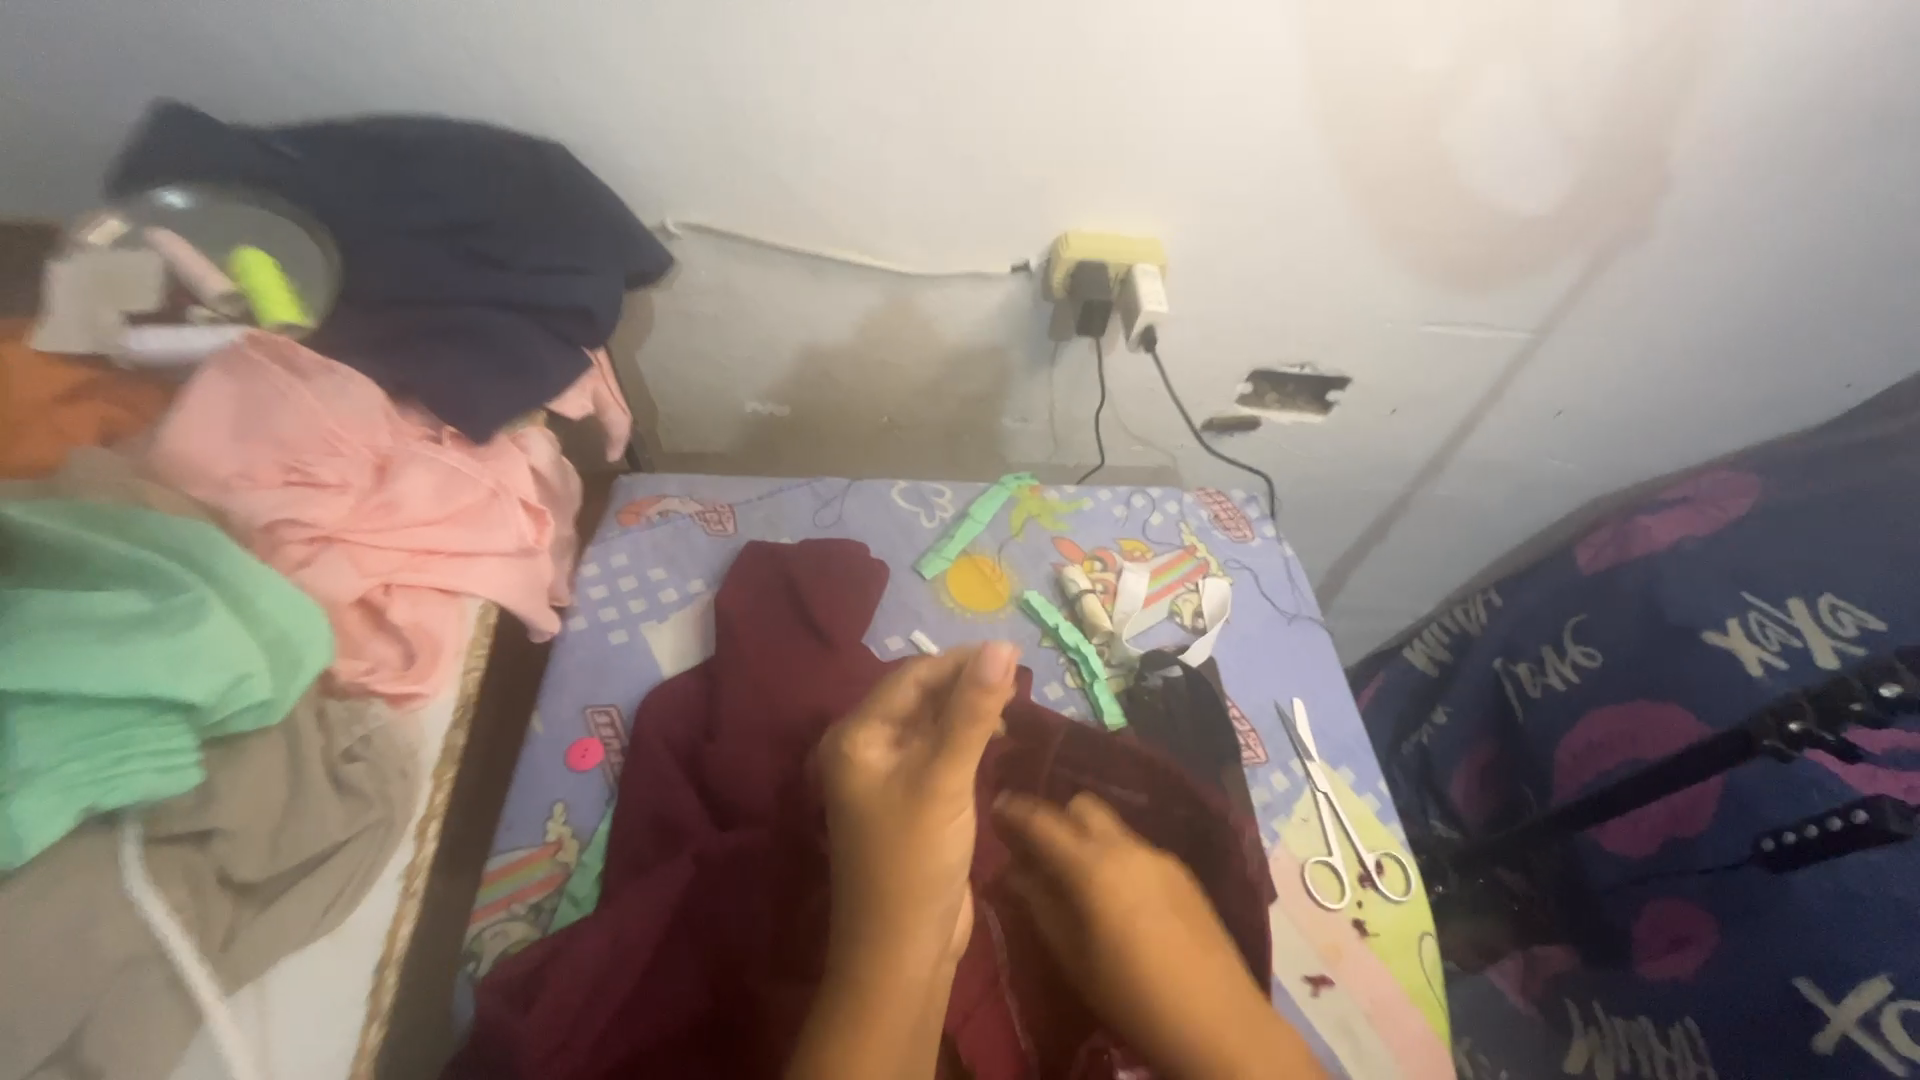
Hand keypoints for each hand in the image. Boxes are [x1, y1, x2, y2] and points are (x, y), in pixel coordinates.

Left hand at [815, 641, 1017, 961]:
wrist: (903, 954)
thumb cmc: (914, 860)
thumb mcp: (945, 778)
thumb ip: (973, 711)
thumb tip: (1003, 646)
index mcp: (858, 735)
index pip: (912, 676)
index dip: (961, 661)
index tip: (1013, 652)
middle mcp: (867, 748)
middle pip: (922, 698)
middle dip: (968, 685)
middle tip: (1021, 679)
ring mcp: (889, 775)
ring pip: (934, 725)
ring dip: (971, 712)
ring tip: (1017, 703)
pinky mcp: (913, 799)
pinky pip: (941, 753)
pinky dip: (969, 741)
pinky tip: (1000, 737)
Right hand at [993, 792, 1325, 1079]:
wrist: (1219, 1021)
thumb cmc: (1130, 995)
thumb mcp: (1072, 955)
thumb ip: (1040, 902)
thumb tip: (1014, 869)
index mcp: (1092, 865)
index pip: (1042, 820)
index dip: (1014, 810)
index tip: (995, 807)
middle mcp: (1126, 846)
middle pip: (1081, 805)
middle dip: (1055, 817)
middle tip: (1038, 849)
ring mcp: (1159, 856)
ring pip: (1112, 827)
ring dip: (1086, 838)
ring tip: (1077, 879)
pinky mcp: (1183, 873)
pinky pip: (1137, 850)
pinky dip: (1116, 859)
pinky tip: (1119, 899)